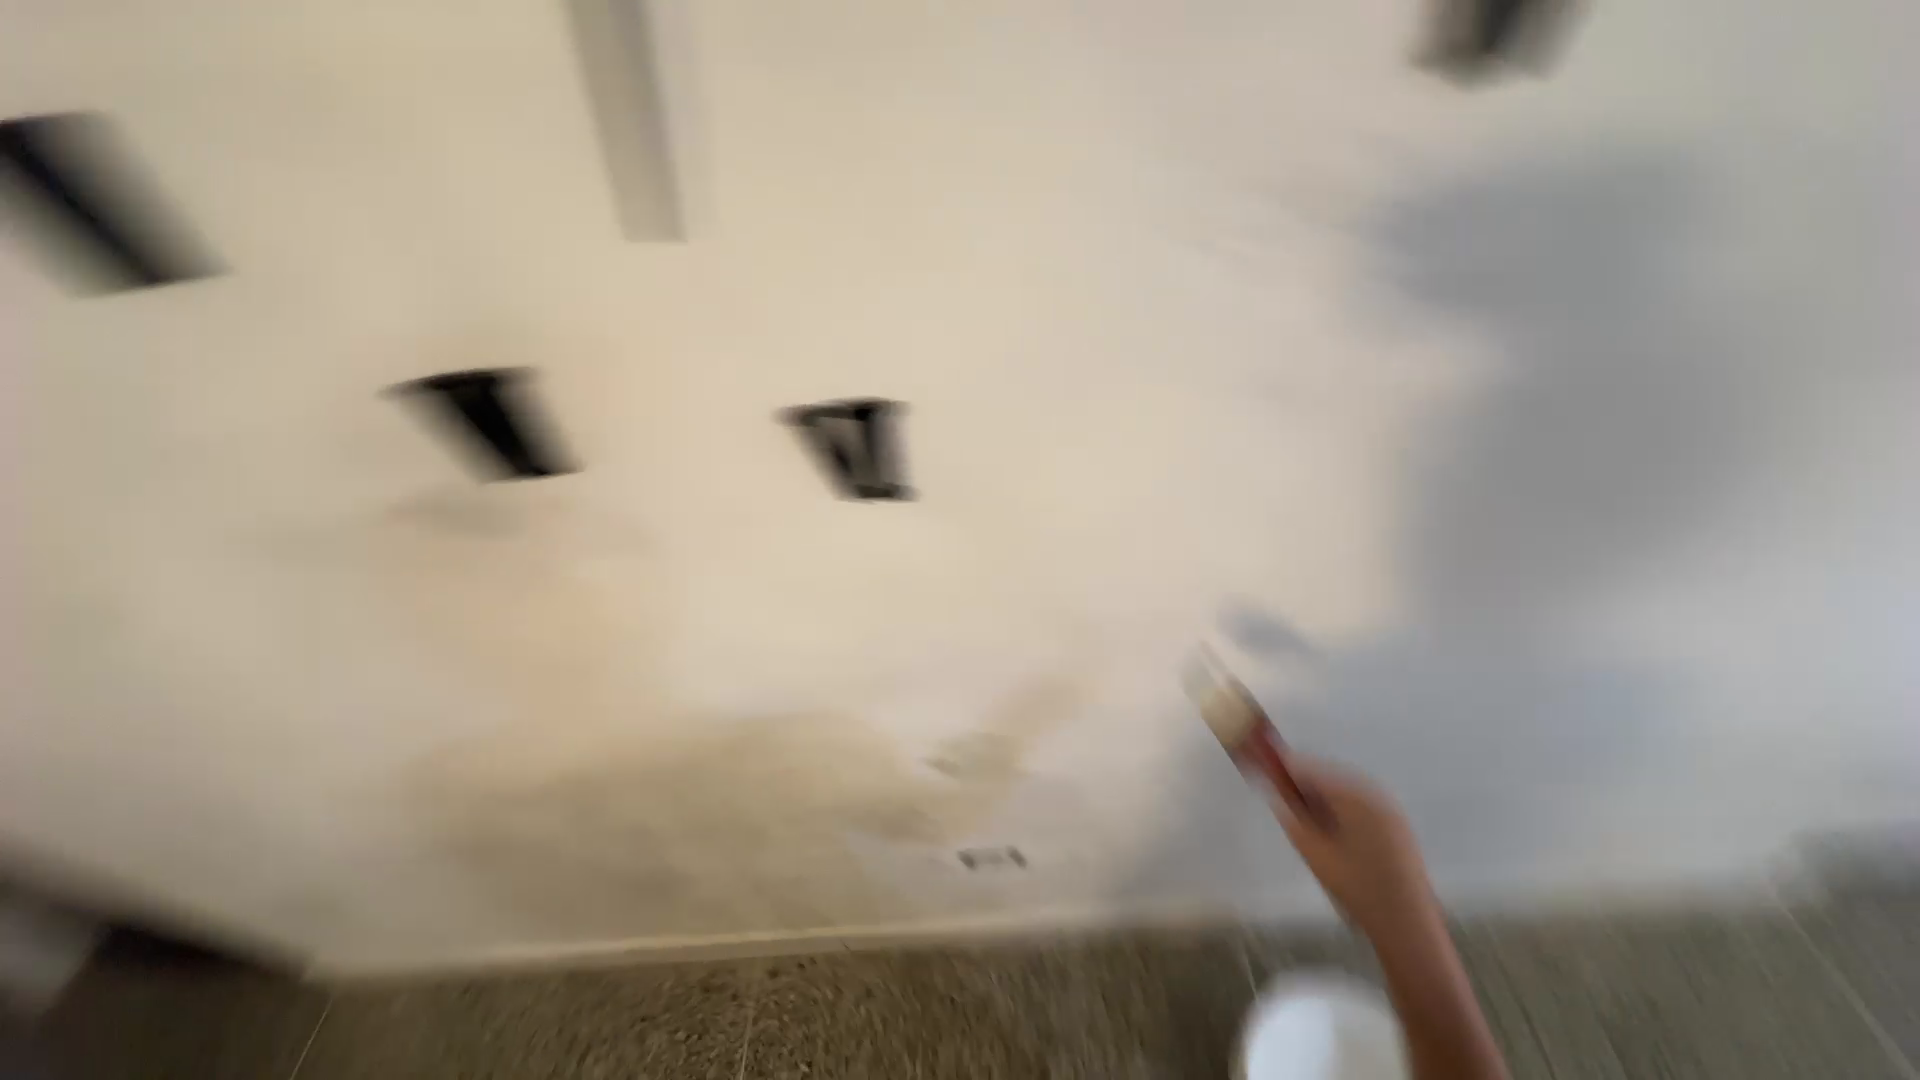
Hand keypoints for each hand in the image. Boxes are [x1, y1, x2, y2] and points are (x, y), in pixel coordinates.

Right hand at [1274, 753, 1439, 941]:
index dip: (1282, 768)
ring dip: (1320, 795)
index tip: (1261, 770)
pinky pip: (1358, 802)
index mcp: (1355, 795)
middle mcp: (1375, 793)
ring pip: (1342, 788)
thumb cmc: (1356, 888)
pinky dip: (1338, 806)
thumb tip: (1276, 792)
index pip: (1309, 768)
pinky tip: (1330, 830)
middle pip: (1327, 774)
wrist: (1407, 925)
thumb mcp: (1313, 851)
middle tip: (1282, 800)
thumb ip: (1291, 815)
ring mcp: (1390, 807)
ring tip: (1305, 819)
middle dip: (1302, 783)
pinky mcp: (1396, 823)